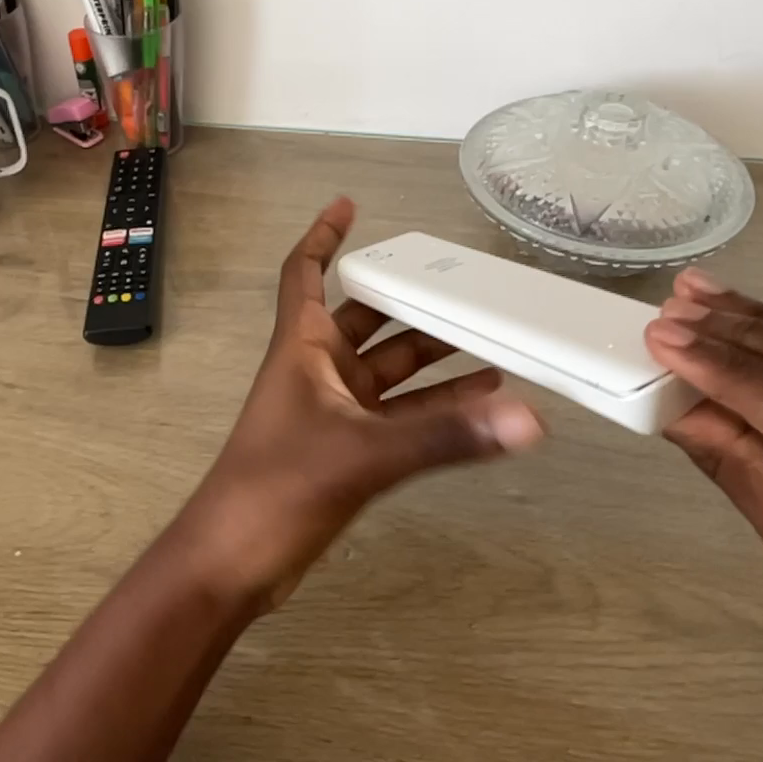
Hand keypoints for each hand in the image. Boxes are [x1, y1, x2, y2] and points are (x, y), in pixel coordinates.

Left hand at [173, 198, 545, 609]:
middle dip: (410, 301)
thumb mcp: (363, 452)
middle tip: (464, 285)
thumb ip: (445, 436)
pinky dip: (435, 407)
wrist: (235, 559)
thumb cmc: (279, 485)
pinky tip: (482, 402)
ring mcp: (333, 409)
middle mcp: (316, 367)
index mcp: (301, 345)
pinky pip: (399, 413)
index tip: (348, 204)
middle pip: (367, 318)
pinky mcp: (347, 448)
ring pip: (390, 369)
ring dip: (434, 358)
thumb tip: (527, 419)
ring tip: (493, 342)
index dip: (322, 234)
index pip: (305, 272)